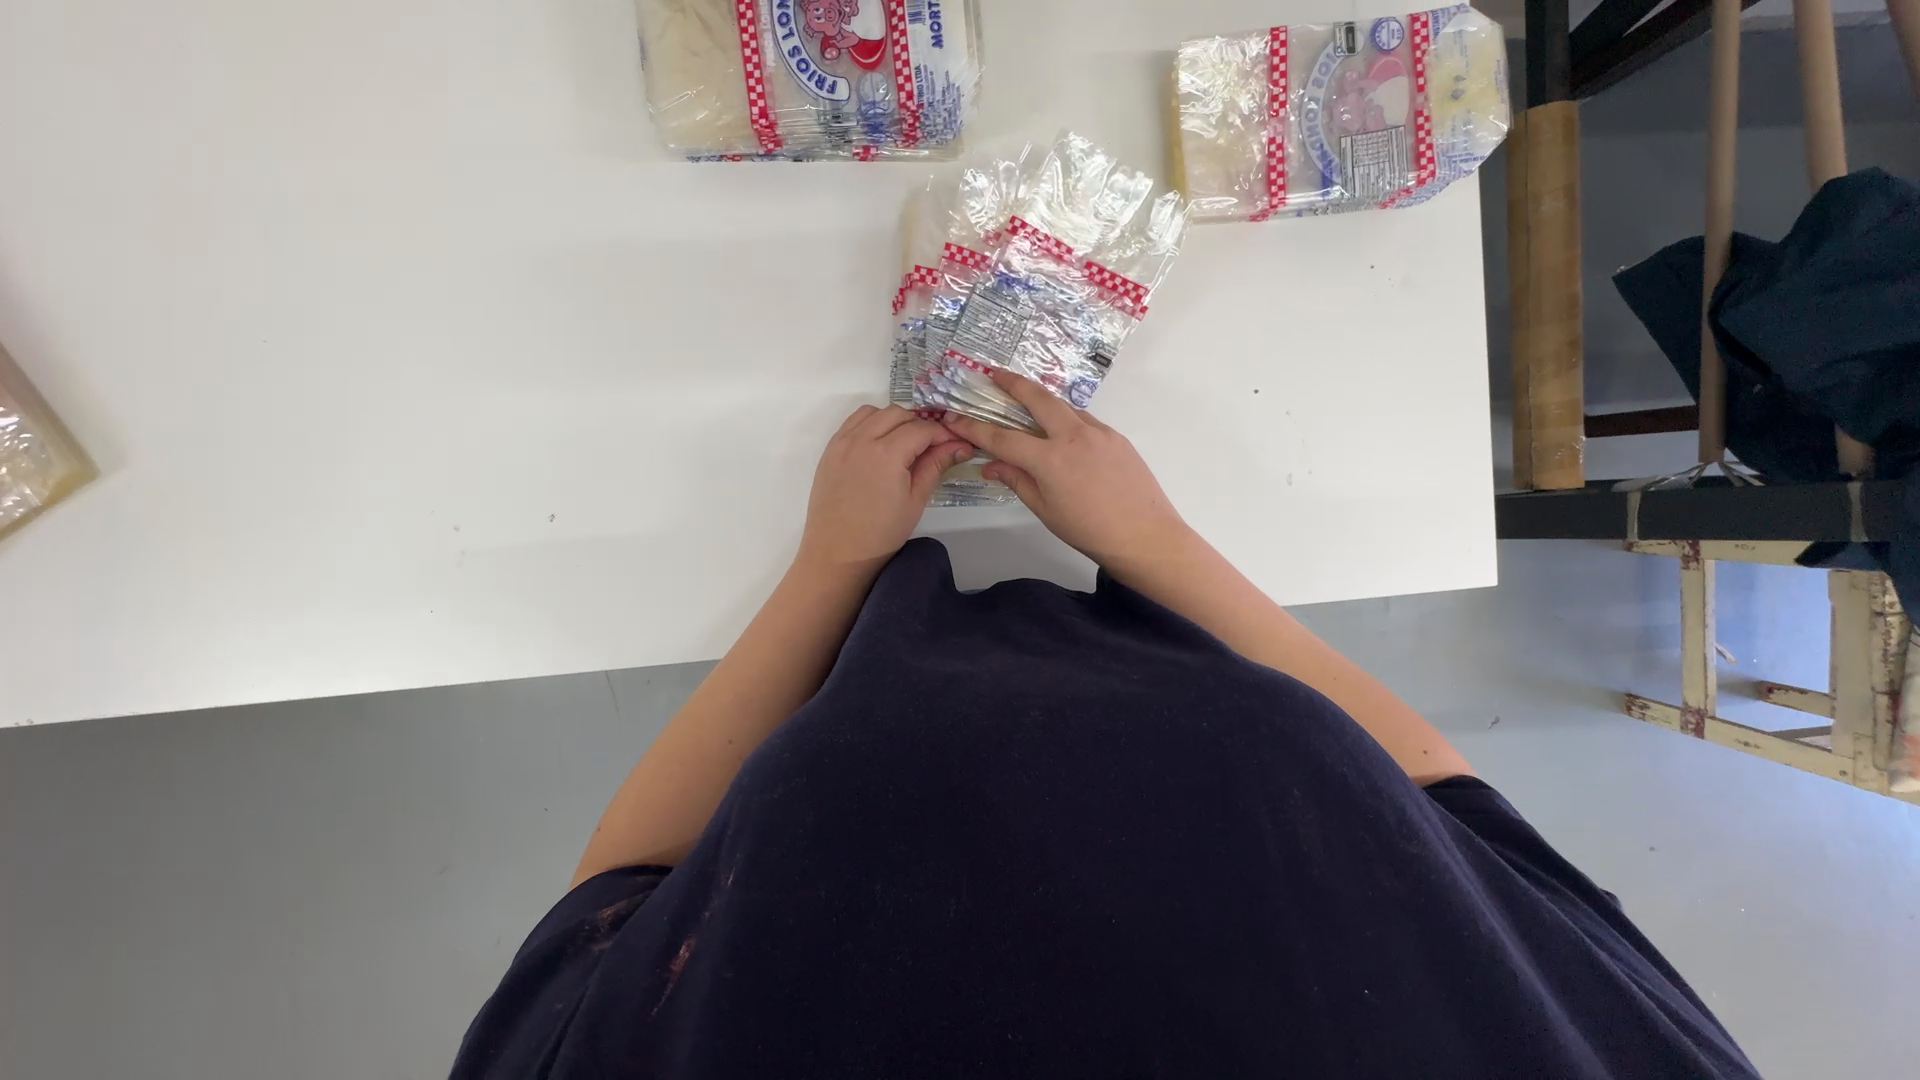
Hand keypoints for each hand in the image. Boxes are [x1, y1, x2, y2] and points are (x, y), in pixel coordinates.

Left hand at [799, 405, 972, 569]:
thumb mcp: (915, 500)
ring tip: (904, 443)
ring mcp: (842, 442)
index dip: (943, 434)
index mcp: (887, 454)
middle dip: (920, 424)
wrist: (838, 552)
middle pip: (899, 414)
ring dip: (893, 420)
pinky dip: (870, 423)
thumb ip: (935, 466)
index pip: (922, 429)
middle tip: (932, 446)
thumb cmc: (881, 534)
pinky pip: (853, 422)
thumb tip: (960, 446)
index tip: (955, 444)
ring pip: (874, 412)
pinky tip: (879, 444)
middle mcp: (862, 439)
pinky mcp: (830, 450)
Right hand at [937, 370, 1194, 573]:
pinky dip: (1067, 419)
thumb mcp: (1045, 510)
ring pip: (1064, 406)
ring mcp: (1099, 432)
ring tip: (1027, 402)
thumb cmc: (1089, 531)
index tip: (955, 417)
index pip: (1002, 438)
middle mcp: (1073, 436)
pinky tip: (1063, 434)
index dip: (975, 427)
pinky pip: (1085, 420)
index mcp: (1050, 459)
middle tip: (994, 373)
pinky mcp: (1117, 437)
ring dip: (1043, 401)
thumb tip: (990, 465)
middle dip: (1013, 382)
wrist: (1145, 536)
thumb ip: (1017, 481)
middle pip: (1037, 397)